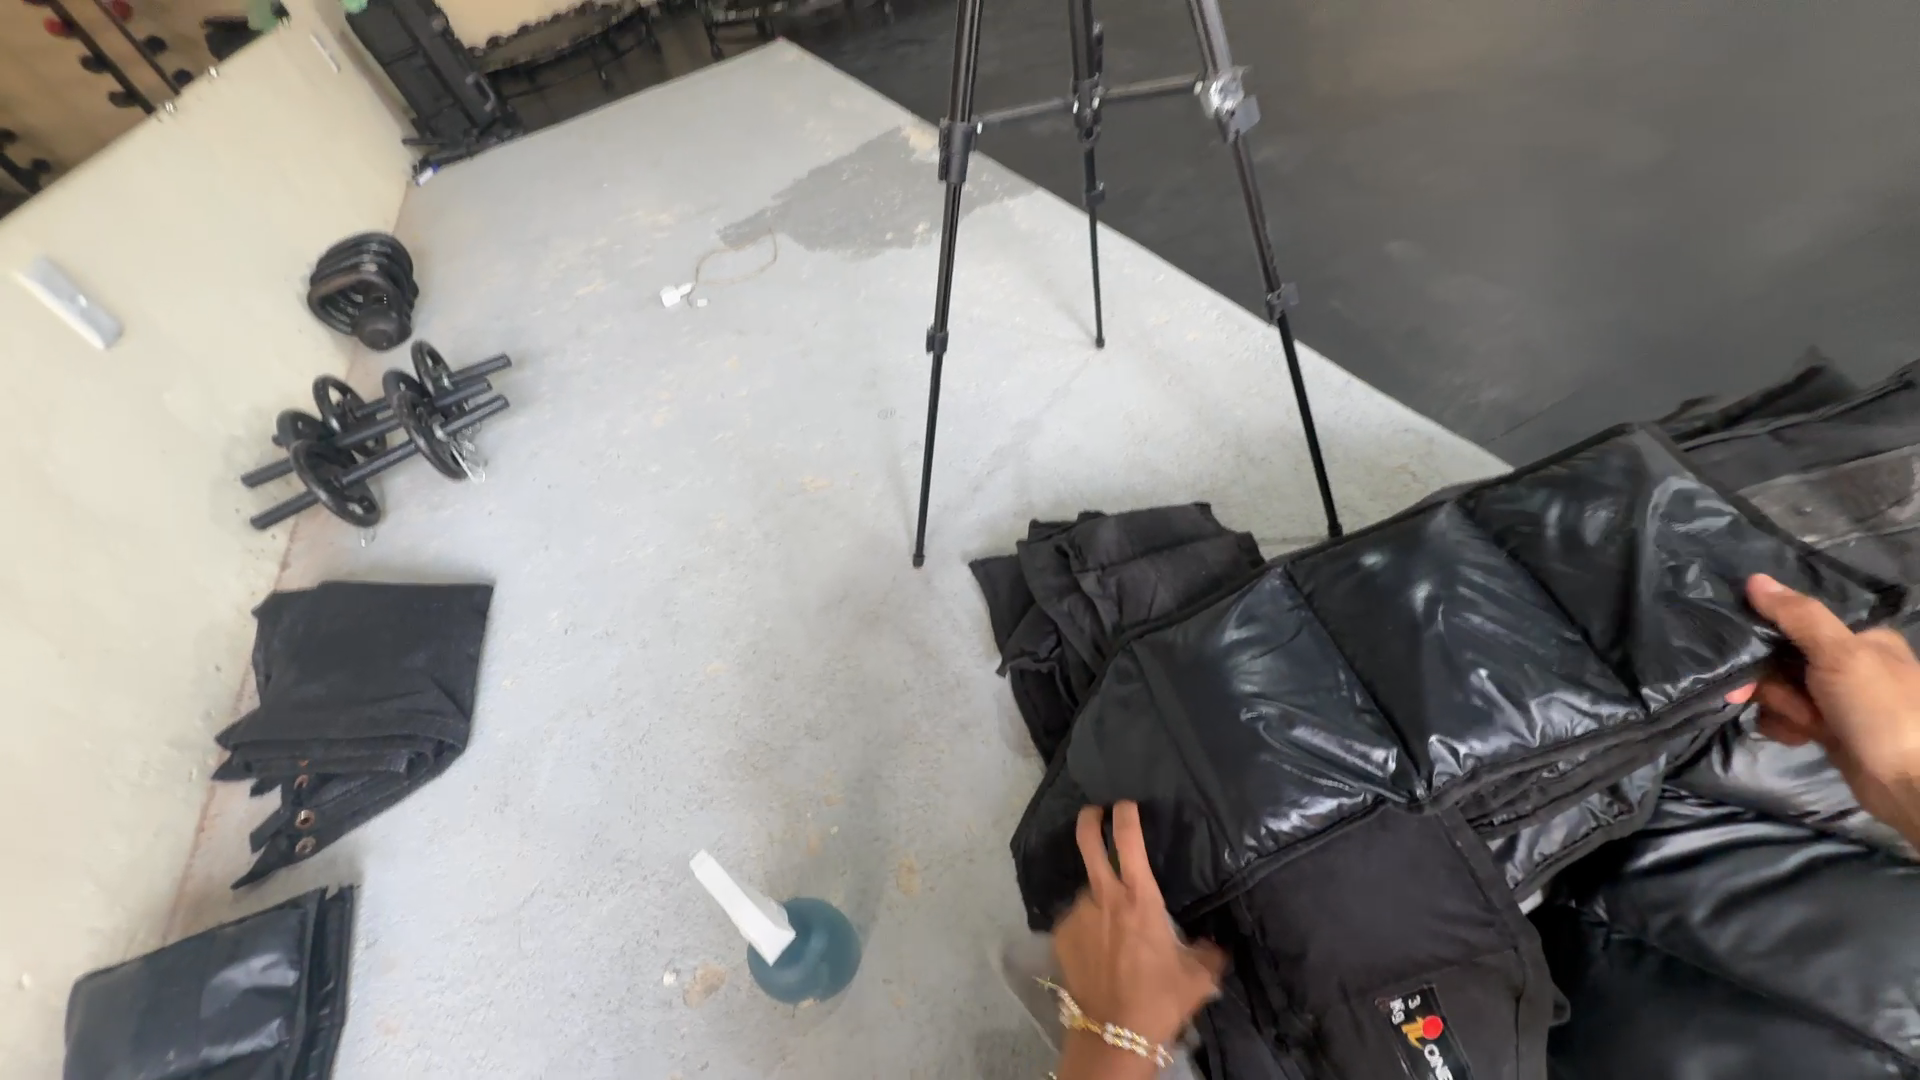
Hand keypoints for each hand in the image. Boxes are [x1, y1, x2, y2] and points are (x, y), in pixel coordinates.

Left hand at [1053, 801, 1226, 1055]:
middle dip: (1090, 818)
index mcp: (1138, 896)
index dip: (1125, 813)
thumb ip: (1209, 952)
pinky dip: (1089, 929)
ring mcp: (1078, 913)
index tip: (1125, 802)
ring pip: (1089, 892)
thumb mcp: (1197, 976)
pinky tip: (1099, 953)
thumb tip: (1218, 944)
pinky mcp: (1061, 934)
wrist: (1114, 1034)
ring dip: (1100, 901)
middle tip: (1095, 811)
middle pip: (1088, 840)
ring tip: (1114, 933)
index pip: (1128, 839)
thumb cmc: (1159, 998)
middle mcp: (1103, 895)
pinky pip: (1078, 922)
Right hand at [1729, 573, 1919, 846]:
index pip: (1793, 624)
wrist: (1911, 784)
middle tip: (1780, 700)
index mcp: (1863, 641)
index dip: (1764, 640)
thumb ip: (1798, 616)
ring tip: (1805, 725)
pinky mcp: (1828, 726)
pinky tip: (1801, 738)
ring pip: (1775, 690)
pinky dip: (1785, 727)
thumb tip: (1755, 579)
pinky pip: (1782, 716)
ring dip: (1778, 708)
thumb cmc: (1883, 712)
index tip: (1749, 656)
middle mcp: (1850, 665)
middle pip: (1777, 660)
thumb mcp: (1842, 656)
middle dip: (1769, 683)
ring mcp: (1838, 698)